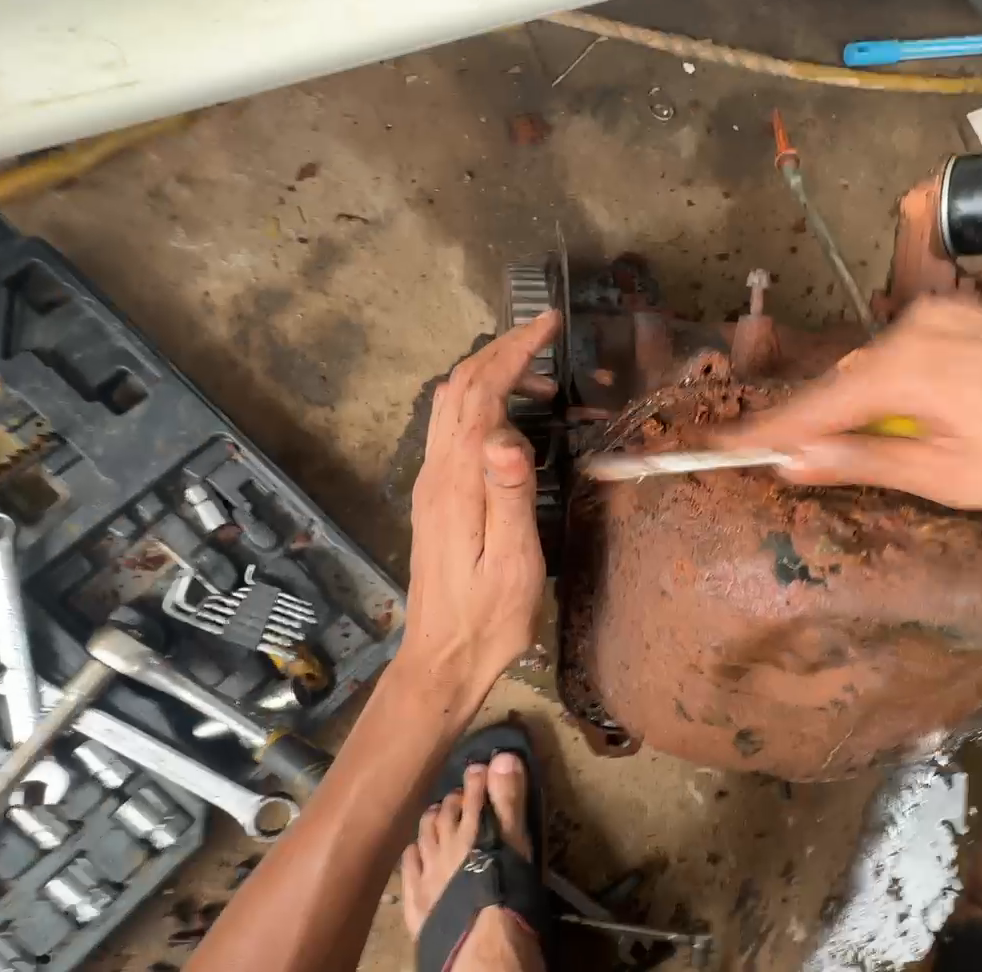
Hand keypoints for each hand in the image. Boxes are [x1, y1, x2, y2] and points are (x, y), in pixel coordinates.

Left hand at [402, 310, 559, 683]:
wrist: (443, 657)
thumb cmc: (488, 617)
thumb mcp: (512, 563)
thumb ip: (508, 497)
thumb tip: (508, 436)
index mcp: (458, 481)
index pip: (480, 394)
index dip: (514, 351)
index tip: (549, 324)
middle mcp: (437, 471)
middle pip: (459, 387)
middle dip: (500, 350)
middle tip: (545, 334)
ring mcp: (432, 482)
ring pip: (451, 405)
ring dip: (490, 374)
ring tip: (540, 377)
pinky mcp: (437, 496)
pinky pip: (454, 428)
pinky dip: (484, 403)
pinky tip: (513, 422)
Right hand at [718, 297, 981, 511]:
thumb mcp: (955, 476)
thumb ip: (866, 461)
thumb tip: (794, 460)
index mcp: (907, 365)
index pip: (813, 405)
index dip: (766, 432)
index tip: (722, 450)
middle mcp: (922, 323)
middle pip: (847, 381)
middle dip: (828, 424)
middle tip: (809, 465)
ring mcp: (957, 312)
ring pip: (885, 366)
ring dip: (874, 407)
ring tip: (896, 450)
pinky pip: (922, 351)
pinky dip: (910, 386)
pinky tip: (944, 416)